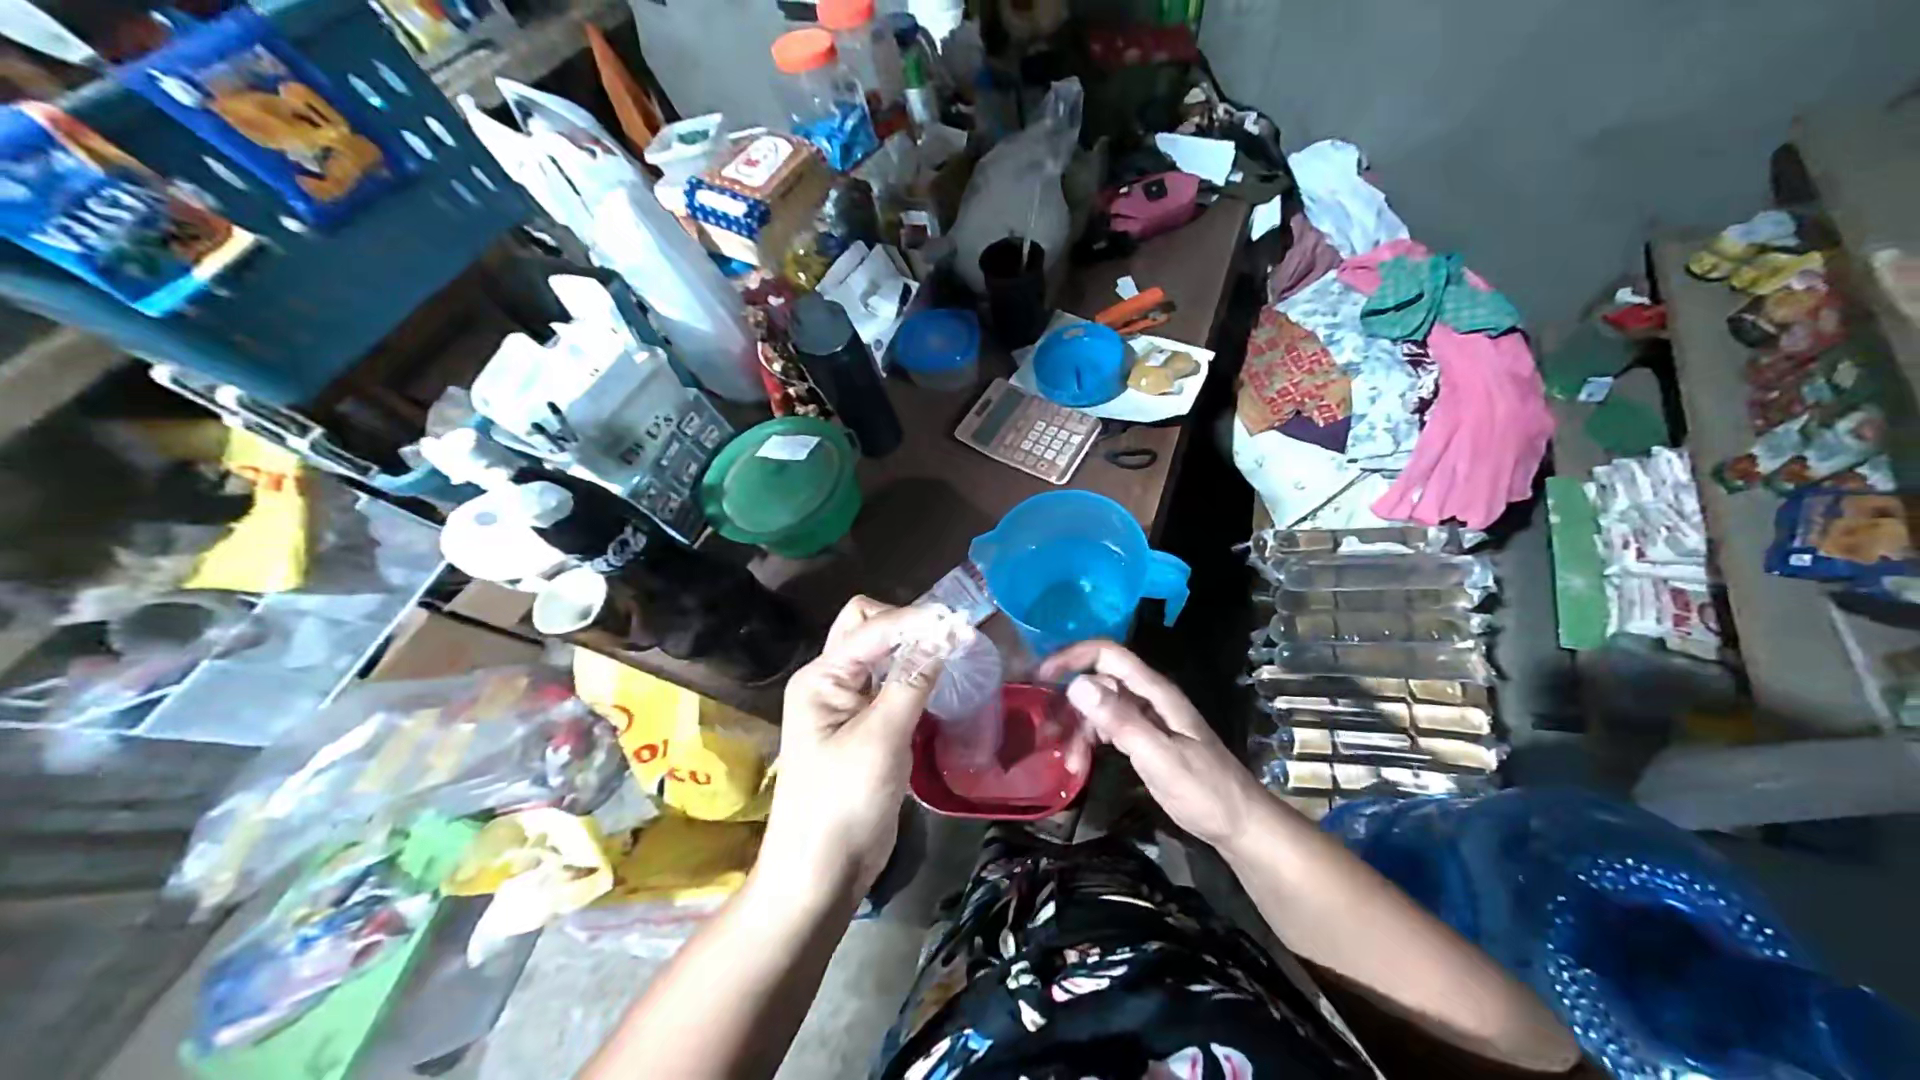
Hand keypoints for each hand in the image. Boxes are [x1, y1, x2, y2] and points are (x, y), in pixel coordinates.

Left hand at [761, 597, 945, 901]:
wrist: (821, 872)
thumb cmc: (843, 805)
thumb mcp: (881, 740)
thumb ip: (911, 682)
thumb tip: (943, 634)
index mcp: (821, 677)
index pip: (870, 627)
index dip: (915, 621)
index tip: (961, 625)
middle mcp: (830, 681)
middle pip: (868, 629)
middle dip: (908, 625)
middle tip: (950, 638)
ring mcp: (846, 705)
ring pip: (882, 656)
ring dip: (914, 649)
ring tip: (954, 653)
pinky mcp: (865, 727)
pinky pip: (890, 685)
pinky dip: (915, 677)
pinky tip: (941, 683)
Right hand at [1037, 640, 1265, 848]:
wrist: (1238, 824)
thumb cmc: (1204, 790)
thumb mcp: (1159, 756)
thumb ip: (1120, 720)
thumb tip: (1076, 684)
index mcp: (1155, 693)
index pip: (1108, 655)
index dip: (1072, 657)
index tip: (1041, 676)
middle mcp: (1148, 698)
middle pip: (1098, 681)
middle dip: (1070, 702)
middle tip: (1049, 732)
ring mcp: (1146, 718)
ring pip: (1099, 706)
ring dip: (1078, 727)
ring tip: (1068, 759)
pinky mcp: (1144, 738)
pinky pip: (1107, 727)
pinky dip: (1090, 740)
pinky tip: (1080, 762)